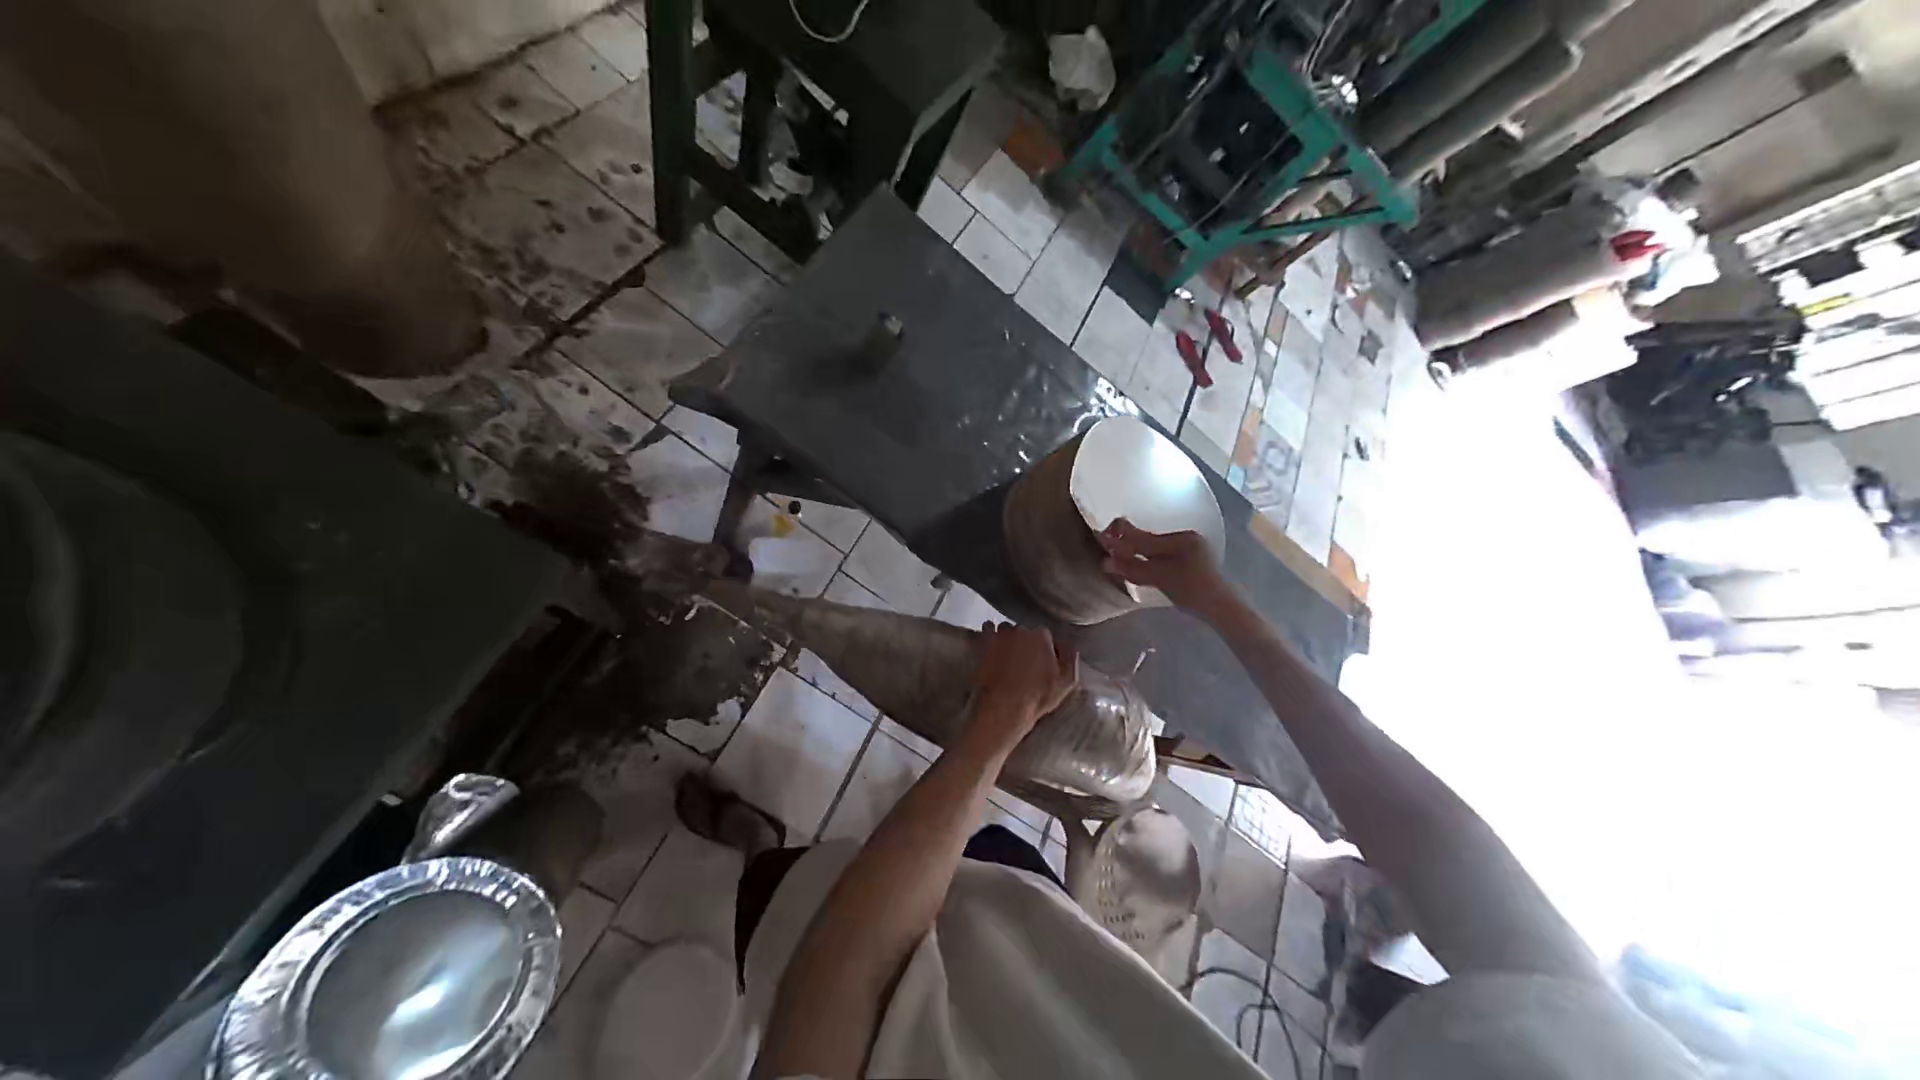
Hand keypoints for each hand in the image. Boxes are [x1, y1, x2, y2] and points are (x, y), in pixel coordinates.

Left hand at [968, 622, 1077, 750]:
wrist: (1004, 706)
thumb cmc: (1038, 696)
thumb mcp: (1067, 681)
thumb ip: (1070, 656)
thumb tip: (1065, 643)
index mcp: (1042, 636)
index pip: (1045, 635)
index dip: (1044, 648)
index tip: (1042, 660)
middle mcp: (1021, 630)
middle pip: (1025, 631)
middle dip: (1025, 642)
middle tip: (1024, 661)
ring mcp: (1000, 635)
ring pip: (1007, 630)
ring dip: (1008, 638)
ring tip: (1007, 656)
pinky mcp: (983, 642)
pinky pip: (988, 629)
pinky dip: (990, 635)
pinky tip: (992, 647)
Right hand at [1096, 518, 1234, 616]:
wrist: (1222, 609)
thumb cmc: (1192, 590)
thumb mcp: (1159, 577)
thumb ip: (1132, 567)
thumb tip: (1105, 561)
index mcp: (1181, 538)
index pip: (1143, 536)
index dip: (1120, 538)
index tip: (1101, 538)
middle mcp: (1187, 539)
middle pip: (1149, 541)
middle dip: (1128, 545)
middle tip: (1107, 550)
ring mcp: (1192, 551)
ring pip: (1157, 550)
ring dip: (1138, 554)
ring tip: (1121, 561)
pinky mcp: (1194, 564)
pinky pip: (1165, 558)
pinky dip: (1151, 562)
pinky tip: (1143, 569)